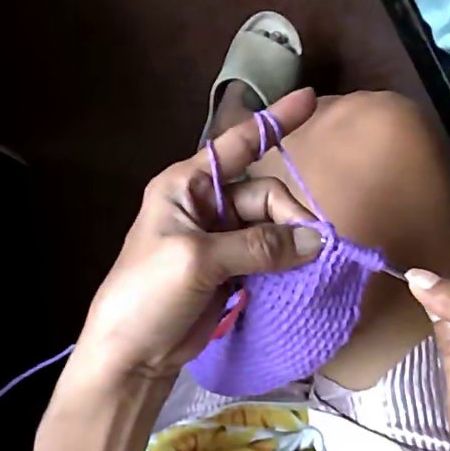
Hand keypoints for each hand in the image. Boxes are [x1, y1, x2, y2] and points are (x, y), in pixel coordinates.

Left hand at [75, 88, 322, 381]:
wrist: (132, 352)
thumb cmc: (148, 292)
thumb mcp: (199, 260)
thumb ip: (257, 246)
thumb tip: (317, 241)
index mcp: (185, 186)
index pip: (236, 145)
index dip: (274, 122)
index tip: (309, 98)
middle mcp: (204, 205)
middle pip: (263, 196)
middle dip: (290, 216)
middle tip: (314, 249)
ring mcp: (218, 238)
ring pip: (270, 226)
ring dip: (293, 241)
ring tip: (312, 263)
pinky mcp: (229, 268)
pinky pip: (268, 254)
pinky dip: (286, 261)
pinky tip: (302, 272)